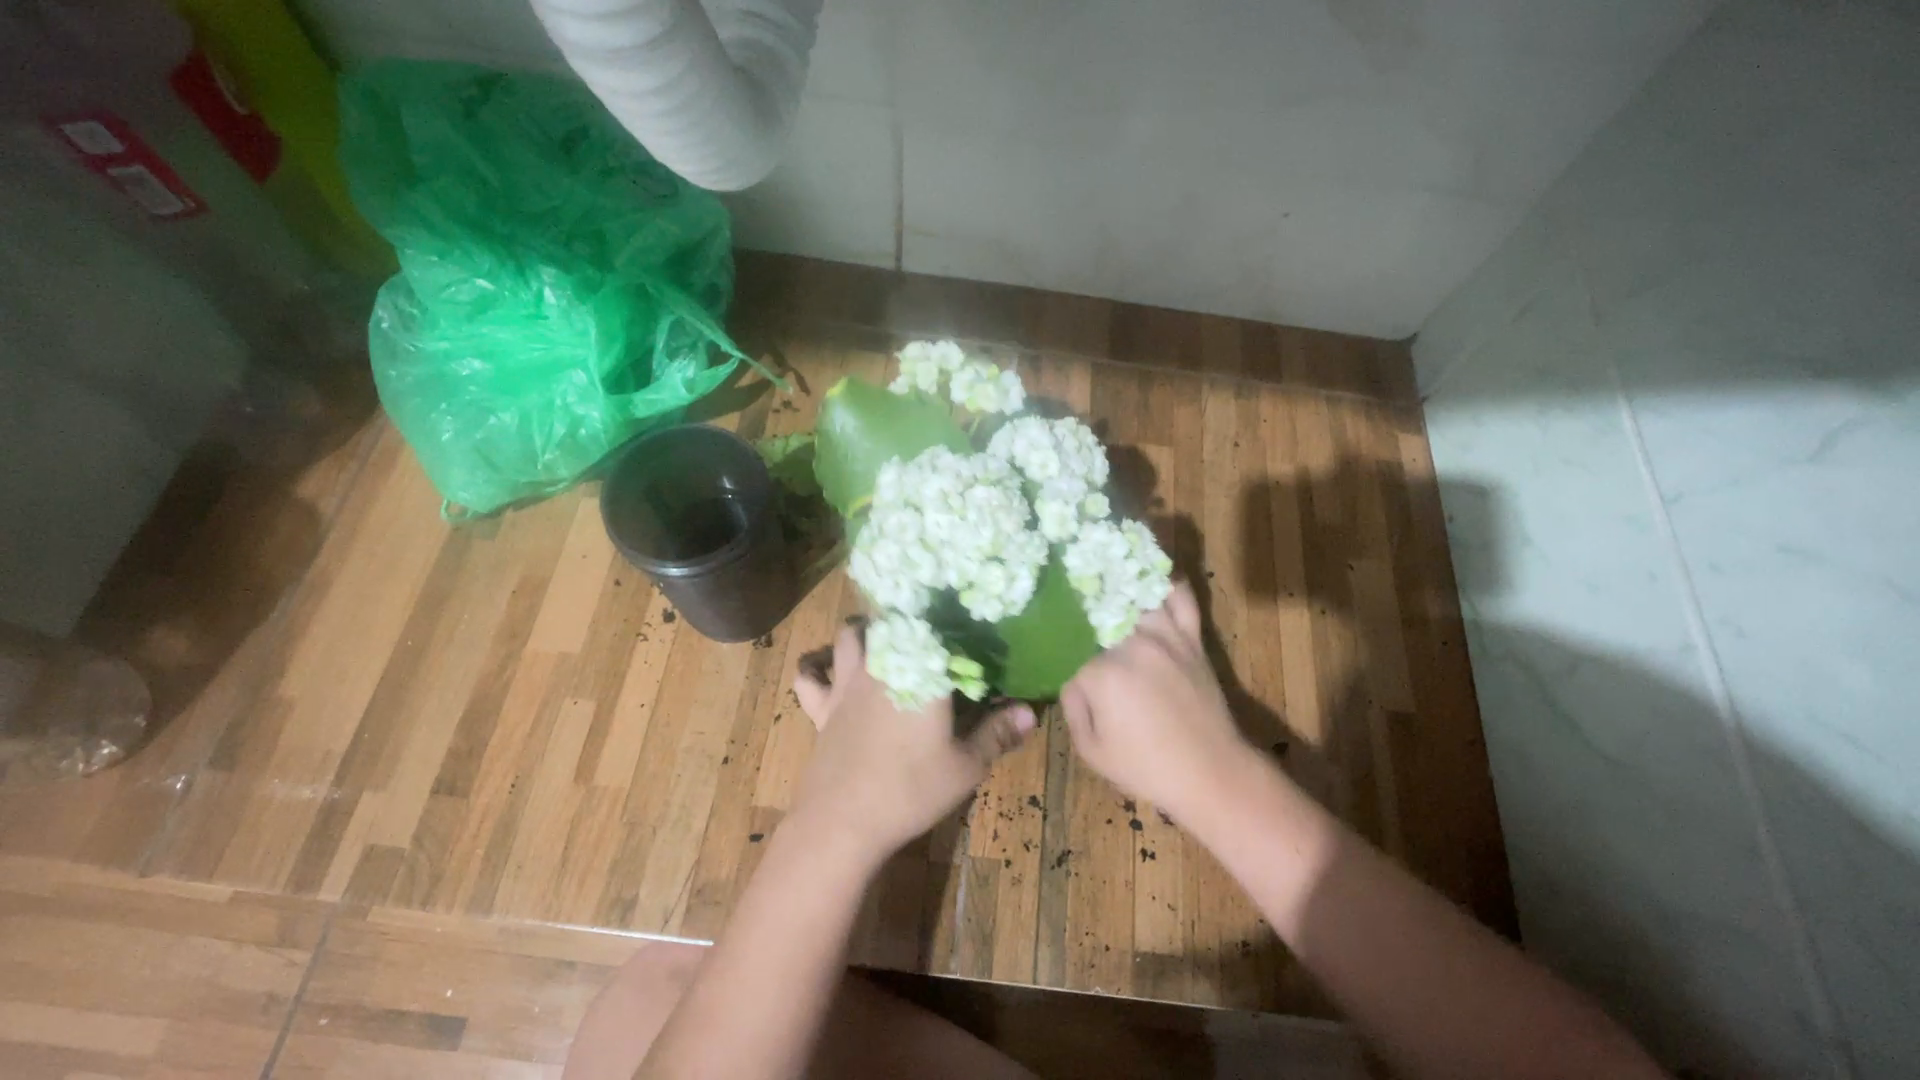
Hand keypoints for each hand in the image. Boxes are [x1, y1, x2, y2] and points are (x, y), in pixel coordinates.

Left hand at [790, 625, 1035, 862]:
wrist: (842, 822)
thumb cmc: (911, 790)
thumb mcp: (965, 767)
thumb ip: (997, 734)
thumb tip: (1031, 711)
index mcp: (922, 674)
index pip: (940, 631)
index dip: (953, 624)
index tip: (967, 626)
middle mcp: (882, 666)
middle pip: (891, 622)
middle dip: (908, 620)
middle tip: (926, 633)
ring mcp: (846, 684)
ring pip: (850, 635)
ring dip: (864, 631)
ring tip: (881, 640)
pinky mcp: (821, 708)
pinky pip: (809, 677)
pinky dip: (815, 668)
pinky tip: (825, 670)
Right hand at [1060, 582, 1254, 821]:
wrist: (1211, 773)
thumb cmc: (1145, 768)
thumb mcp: (1090, 749)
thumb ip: (1072, 706)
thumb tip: (1070, 676)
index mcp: (1101, 671)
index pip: (1067, 643)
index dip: (1055, 644)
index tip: (1047, 644)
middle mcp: (1132, 644)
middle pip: (1099, 609)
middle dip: (1081, 606)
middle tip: (1066, 601)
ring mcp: (1166, 637)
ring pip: (1136, 595)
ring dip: (1116, 587)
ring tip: (1100, 578)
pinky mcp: (1191, 638)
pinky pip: (1180, 598)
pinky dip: (1164, 584)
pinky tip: (1148, 578)